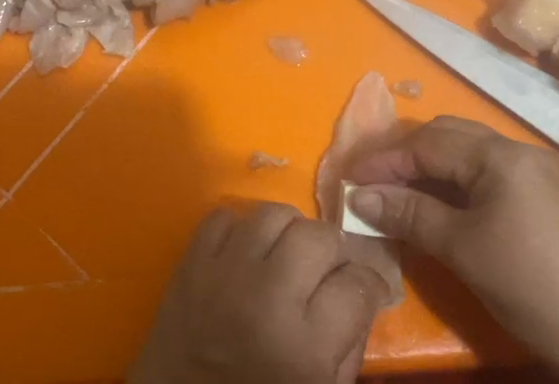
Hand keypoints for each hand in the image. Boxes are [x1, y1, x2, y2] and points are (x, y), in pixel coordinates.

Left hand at [128, 203, 390, 383]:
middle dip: (332, 250)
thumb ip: (349, 341)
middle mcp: (268, 297)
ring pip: (273, 214)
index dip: (369, 282)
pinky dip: (241, 228)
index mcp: (306, 345)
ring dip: (289, 230)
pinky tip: (244, 253)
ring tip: (286, 254)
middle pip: (318, 236)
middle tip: (324, 270)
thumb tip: (364, 291)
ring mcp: (224, 272)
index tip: (363, 288)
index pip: (358, 283)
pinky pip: (224, 216)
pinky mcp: (190, 260)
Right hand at [346, 117, 558, 383]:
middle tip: (372, 179)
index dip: (385, 160)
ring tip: (399, 191)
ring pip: (471, 154)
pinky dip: (458, 183)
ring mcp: (541, 174)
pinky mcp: (551, 199)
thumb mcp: (460, 248)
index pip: (429, 143)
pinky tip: (442, 205)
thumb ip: (408, 213)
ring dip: (432, 168)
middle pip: (450, 137)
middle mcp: (522, 152)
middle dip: (407, 154)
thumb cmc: (529, 282)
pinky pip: (491, 175)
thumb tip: (359, 196)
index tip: (351, 178)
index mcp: (502, 155)